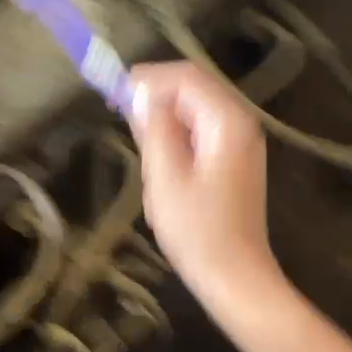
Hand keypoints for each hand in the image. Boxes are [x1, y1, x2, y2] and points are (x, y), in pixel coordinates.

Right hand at [130, 62, 280, 296]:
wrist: (233, 274)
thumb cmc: (196, 230)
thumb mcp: (165, 178)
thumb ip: (154, 129)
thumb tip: (141, 92)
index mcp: (226, 123)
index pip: (186, 77)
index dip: (147, 78)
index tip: (111, 93)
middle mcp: (239, 123)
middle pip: (194, 87)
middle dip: (154, 93)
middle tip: (116, 110)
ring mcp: (239, 142)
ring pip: (195, 108)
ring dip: (162, 113)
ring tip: (132, 134)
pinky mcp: (232, 160)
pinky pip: (199, 130)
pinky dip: (174, 132)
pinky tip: (156, 155)